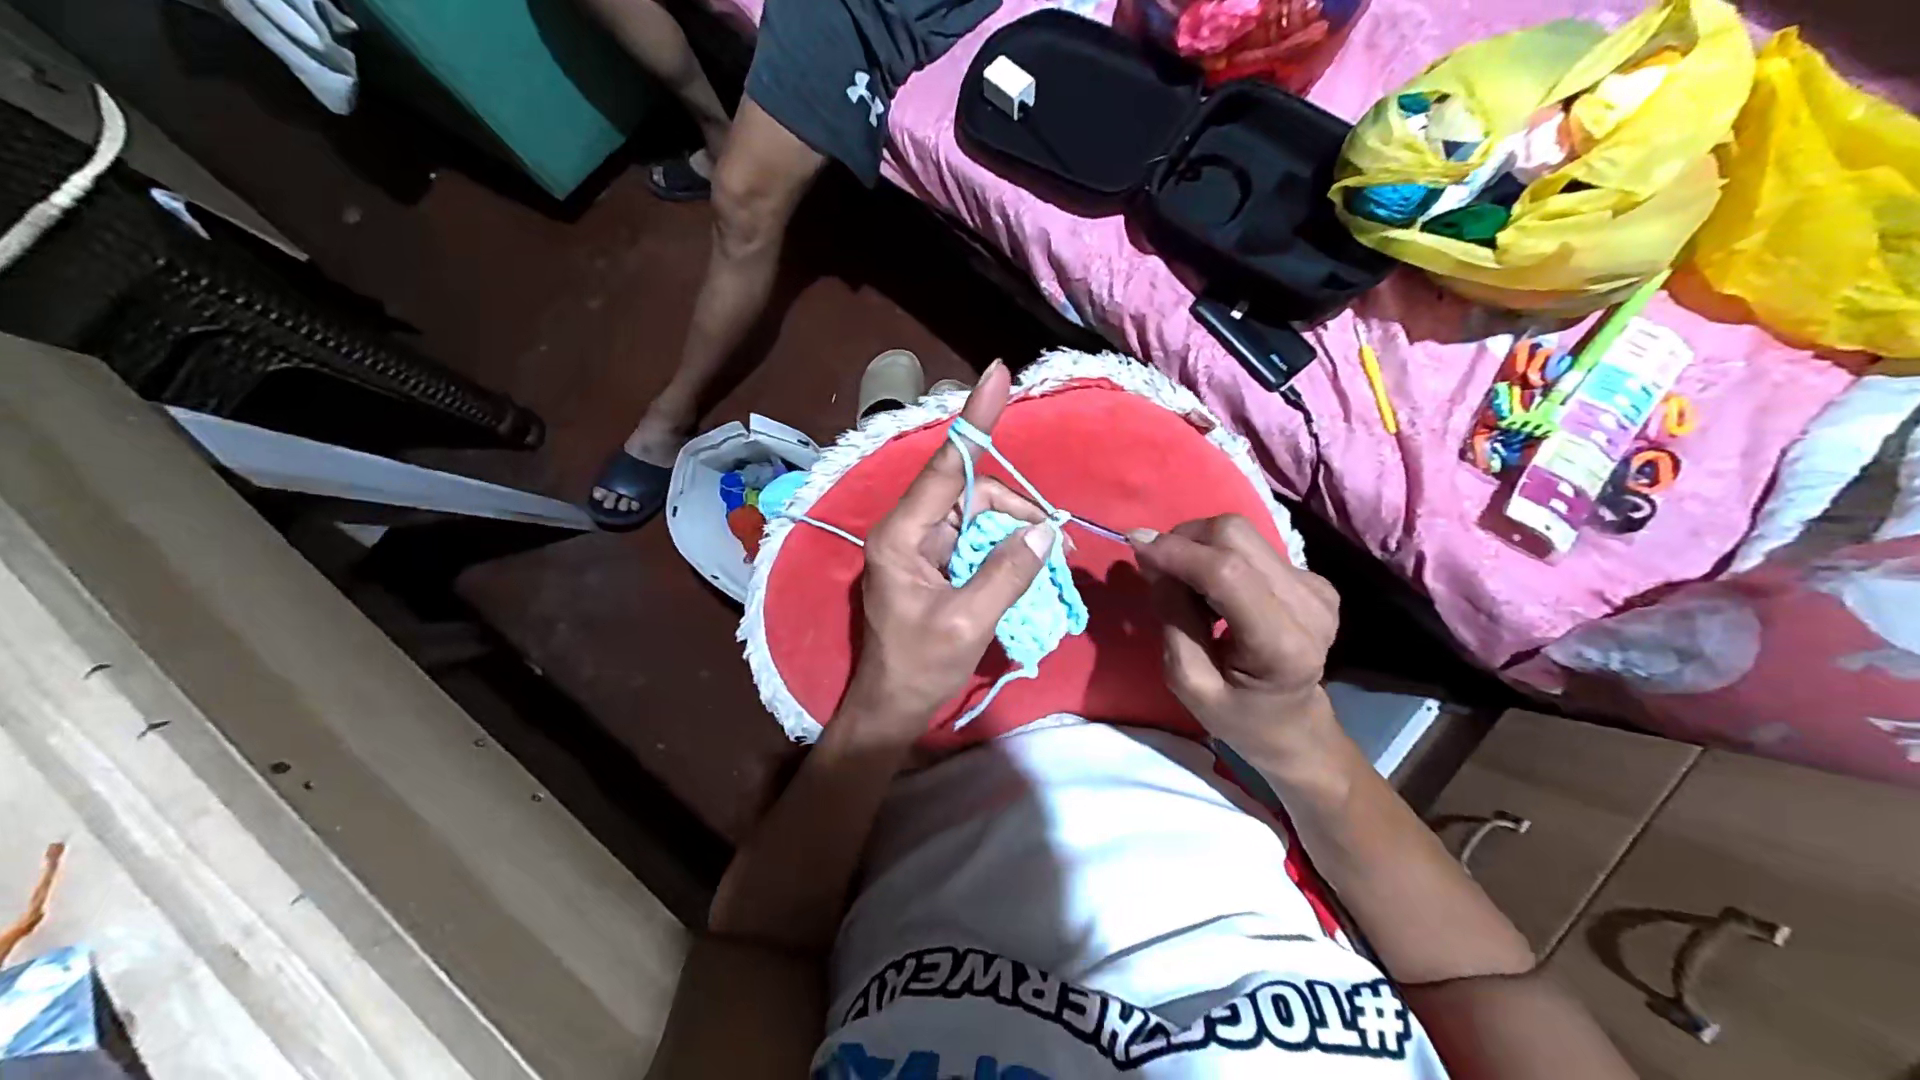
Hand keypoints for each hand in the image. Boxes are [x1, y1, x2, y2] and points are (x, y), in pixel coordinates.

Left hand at [841, 361, 1052, 738]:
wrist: (893, 705)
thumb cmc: (919, 667)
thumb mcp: (966, 624)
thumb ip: (1006, 574)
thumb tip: (1045, 532)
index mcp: (902, 535)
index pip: (946, 466)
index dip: (975, 418)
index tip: (998, 374)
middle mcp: (910, 529)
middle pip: (971, 490)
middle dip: (1015, 508)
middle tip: (1055, 542)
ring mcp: (922, 544)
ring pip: (979, 513)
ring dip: (1016, 529)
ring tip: (1050, 559)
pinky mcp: (936, 561)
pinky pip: (977, 536)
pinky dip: (1007, 546)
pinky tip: (1031, 564)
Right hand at [1131, 515, 1341, 770]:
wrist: (1293, 723)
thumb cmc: (1237, 714)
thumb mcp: (1188, 682)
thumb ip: (1173, 619)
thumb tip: (1154, 561)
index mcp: (1281, 645)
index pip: (1227, 574)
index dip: (1177, 552)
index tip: (1134, 545)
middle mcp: (1309, 606)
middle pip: (1236, 536)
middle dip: (1184, 541)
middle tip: (1158, 569)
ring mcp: (1316, 587)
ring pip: (1242, 534)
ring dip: (1199, 547)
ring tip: (1185, 584)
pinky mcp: (1312, 578)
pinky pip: (1251, 546)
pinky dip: (1218, 557)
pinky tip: (1213, 590)